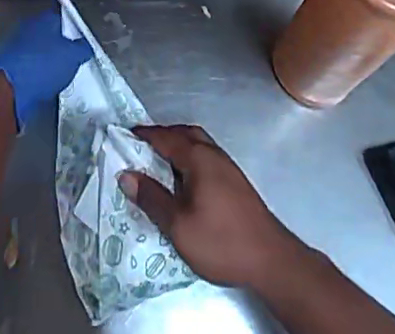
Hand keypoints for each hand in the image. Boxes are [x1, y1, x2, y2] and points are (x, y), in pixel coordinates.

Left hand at [0, 8, 92, 128]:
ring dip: (48, 61)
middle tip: (73, 59)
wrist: (10, 90)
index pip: (61, 15)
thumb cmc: (42, 66)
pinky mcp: (9, 66)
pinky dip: (37, 74)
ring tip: (59, 75)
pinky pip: (29, 66)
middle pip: (49, 33)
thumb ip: (82, 48)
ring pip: (39, 50)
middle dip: (61, 46)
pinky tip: (44, 84)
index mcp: (43, 19)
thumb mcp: (74, 56)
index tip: (81, 39)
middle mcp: (28, 28)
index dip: (73, 27)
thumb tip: (84, 46)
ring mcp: (16, 47)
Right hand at [120, 124, 304, 291]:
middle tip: (141, 147)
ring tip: (159, 162)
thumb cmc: (220, 241)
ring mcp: (228, 166)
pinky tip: (184, 179)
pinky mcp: (236, 181)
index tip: (123, 135)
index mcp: (197, 157)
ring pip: (198, 143)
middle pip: (184, 133)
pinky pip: (206, 156)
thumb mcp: (178, 224)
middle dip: (162, 135)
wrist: (271, 260)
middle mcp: (213, 153)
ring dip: (178, 145)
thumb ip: (151, 198)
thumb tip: (126, 175)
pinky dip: (190, 157)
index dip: (143, 135)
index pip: (164, 137)